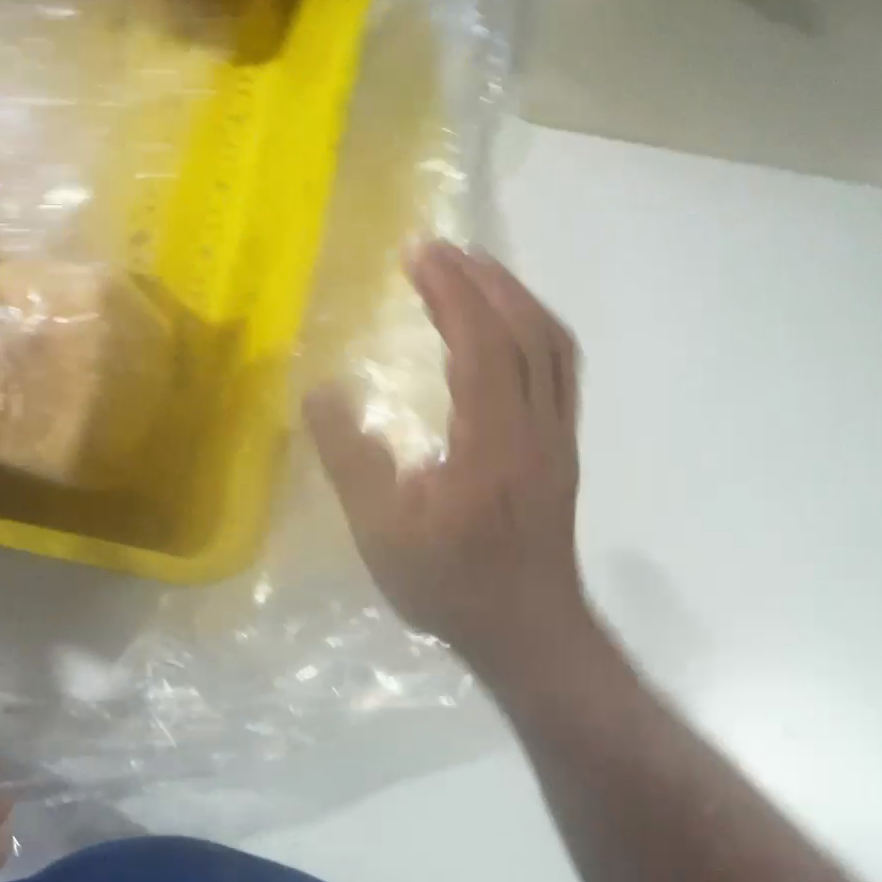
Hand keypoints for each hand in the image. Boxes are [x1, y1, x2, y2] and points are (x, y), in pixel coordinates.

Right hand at [305, 242, 587, 665]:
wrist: (526, 631)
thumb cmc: (447, 583)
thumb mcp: (379, 530)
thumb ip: (350, 459)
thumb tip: (321, 391)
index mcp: (493, 441)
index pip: (482, 344)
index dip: (453, 292)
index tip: (418, 254)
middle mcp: (537, 427)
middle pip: (528, 331)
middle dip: (486, 280)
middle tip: (440, 250)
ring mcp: (557, 437)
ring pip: (553, 346)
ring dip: (515, 299)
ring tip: (473, 274)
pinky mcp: (560, 450)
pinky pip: (558, 369)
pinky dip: (532, 330)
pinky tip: (505, 331)